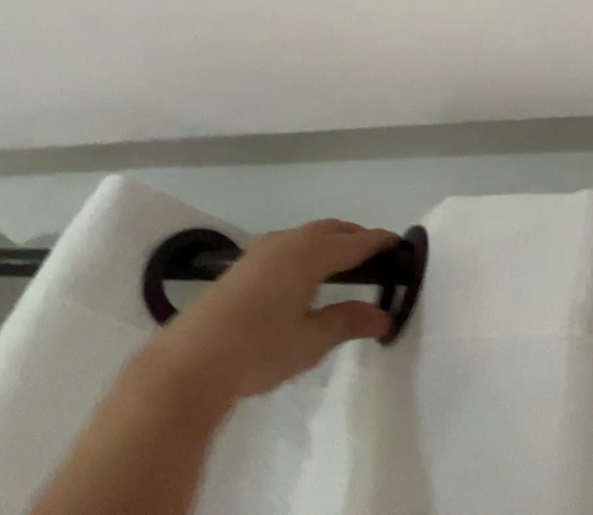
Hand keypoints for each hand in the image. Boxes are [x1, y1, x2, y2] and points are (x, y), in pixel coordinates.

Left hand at [145, 219, 399, 400]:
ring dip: (329, 242)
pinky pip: (288, 246)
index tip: (402, 245)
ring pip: (306, 236)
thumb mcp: (311, 340)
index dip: (379, 243)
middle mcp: (286, 242)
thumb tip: (383, 315)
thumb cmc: (259, 349)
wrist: (190, 362)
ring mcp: (260, 252)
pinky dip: (308, 251)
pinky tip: (306, 276)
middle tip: (378, 254)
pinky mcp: (243, 267)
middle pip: (330, 230)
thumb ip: (348, 321)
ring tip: (346, 264)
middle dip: (356, 237)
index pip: (354, 242)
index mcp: (308, 254)